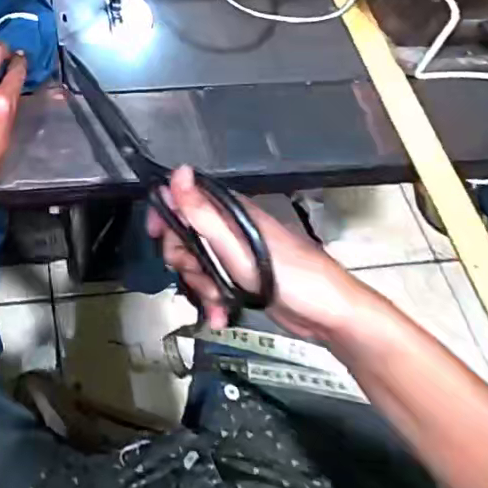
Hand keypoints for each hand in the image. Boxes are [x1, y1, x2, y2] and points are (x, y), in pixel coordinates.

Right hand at [149, 166, 369, 340]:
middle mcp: (230, 228)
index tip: (156, 233)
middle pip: (185, 235)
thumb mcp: (236, 244)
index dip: (166, 213)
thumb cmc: (288, 275)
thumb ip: (202, 211)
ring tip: (215, 301)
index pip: (185, 198)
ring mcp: (236, 254)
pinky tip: (219, 315)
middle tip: (194, 273)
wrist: (330, 316)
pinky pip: (213, 284)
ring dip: (199, 286)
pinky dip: (212, 301)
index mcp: (229, 211)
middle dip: (183, 259)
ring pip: (197, 263)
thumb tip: (178, 172)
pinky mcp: (242, 279)